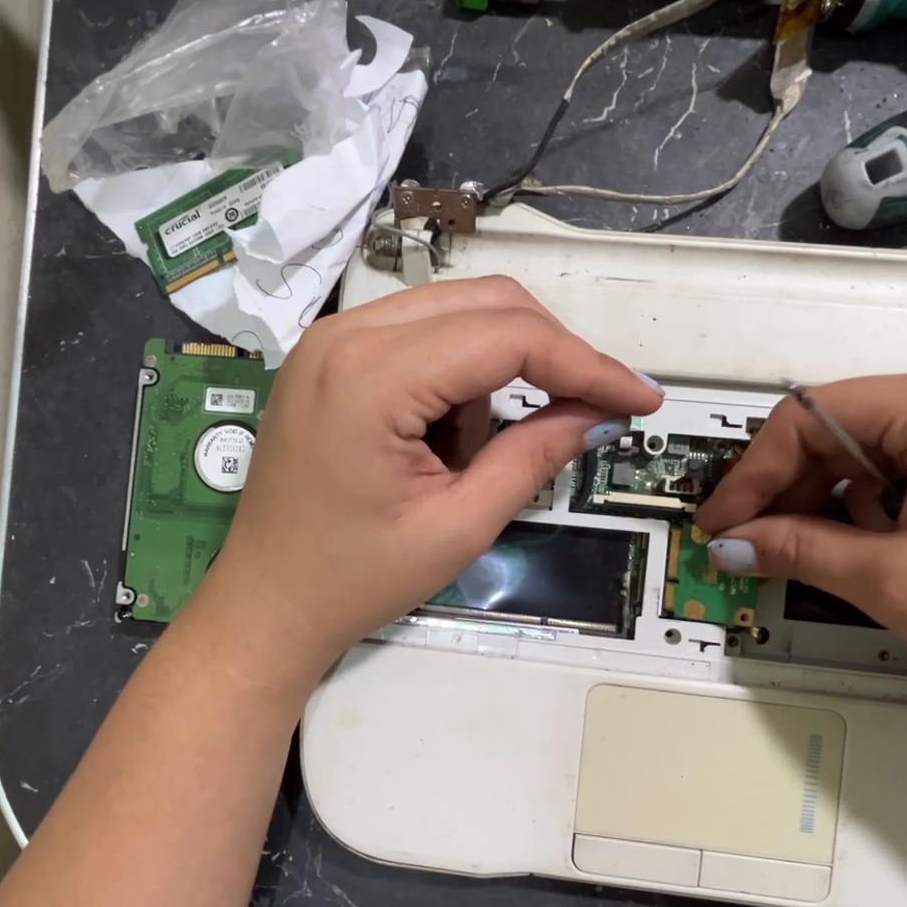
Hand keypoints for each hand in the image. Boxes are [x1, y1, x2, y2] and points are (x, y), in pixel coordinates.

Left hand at [194, 276, 662, 667]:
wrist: (265, 603)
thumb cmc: (352, 580)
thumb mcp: (458, 528)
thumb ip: (532, 458)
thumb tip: (598, 413)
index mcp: (370, 377)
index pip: (506, 337)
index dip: (585, 365)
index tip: (640, 399)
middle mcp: (345, 334)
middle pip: (486, 303)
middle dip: (550, 355)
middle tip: (591, 411)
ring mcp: (331, 339)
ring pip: (456, 313)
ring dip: (498, 370)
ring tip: (474, 456)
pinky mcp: (330, 356)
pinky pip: (421, 335)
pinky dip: (457, 376)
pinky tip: (442, 442)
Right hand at [694, 362, 906, 715]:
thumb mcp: (896, 581)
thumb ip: (798, 549)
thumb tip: (732, 542)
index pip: (811, 416)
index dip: (753, 473)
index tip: (719, 525)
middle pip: (850, 429)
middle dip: (795, 490)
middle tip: (756, 548)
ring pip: (890, 453)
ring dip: (841, 503)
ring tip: (820, 560)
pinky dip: (891, 510)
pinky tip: (882, 555)